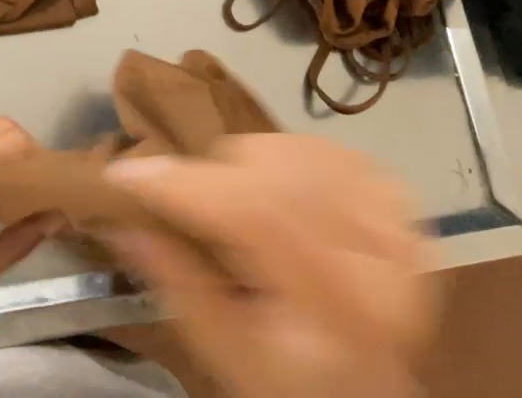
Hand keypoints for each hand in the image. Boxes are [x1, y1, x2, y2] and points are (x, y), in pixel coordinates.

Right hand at [101, 135, 438, 397]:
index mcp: (335, 310)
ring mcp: (397, 225)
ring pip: (298, 150)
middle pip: (276, 175)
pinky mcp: (401, 203)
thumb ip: (175, 282)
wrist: (364, 390)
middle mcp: (379, 259)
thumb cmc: (285, 378)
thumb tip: (120, 219)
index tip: (129, 172)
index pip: (256, 217)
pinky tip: (282, 190)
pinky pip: (330, 148)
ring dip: (253, 165)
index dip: (187, 185)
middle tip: (193, 204)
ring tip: (242, 206)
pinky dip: (293, 157)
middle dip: (215, 178)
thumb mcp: (223, 351)